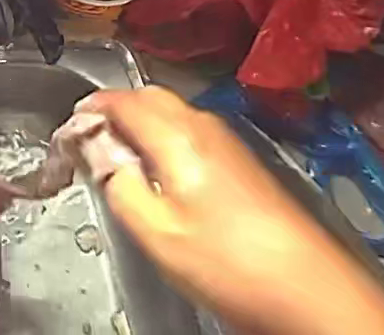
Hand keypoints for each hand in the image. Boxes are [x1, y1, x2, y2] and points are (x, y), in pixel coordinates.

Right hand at [80, 87, 383, 334]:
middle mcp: (200, 122)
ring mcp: (225, 136)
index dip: (92, 108)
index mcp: (176, 133)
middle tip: (93, 136)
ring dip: (141, 118)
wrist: (312, 287)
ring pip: (170, 109)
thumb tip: (96, 149)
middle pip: (148, 96)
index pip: (123, 101)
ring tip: (123, 153)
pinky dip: (164, 132)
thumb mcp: (159, 233)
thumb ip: (119, 184)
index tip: (71, 125)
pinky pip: (189, 126)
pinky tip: (163, 168)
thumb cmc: (228, 261)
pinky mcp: (240, 156)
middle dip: (116, 108)